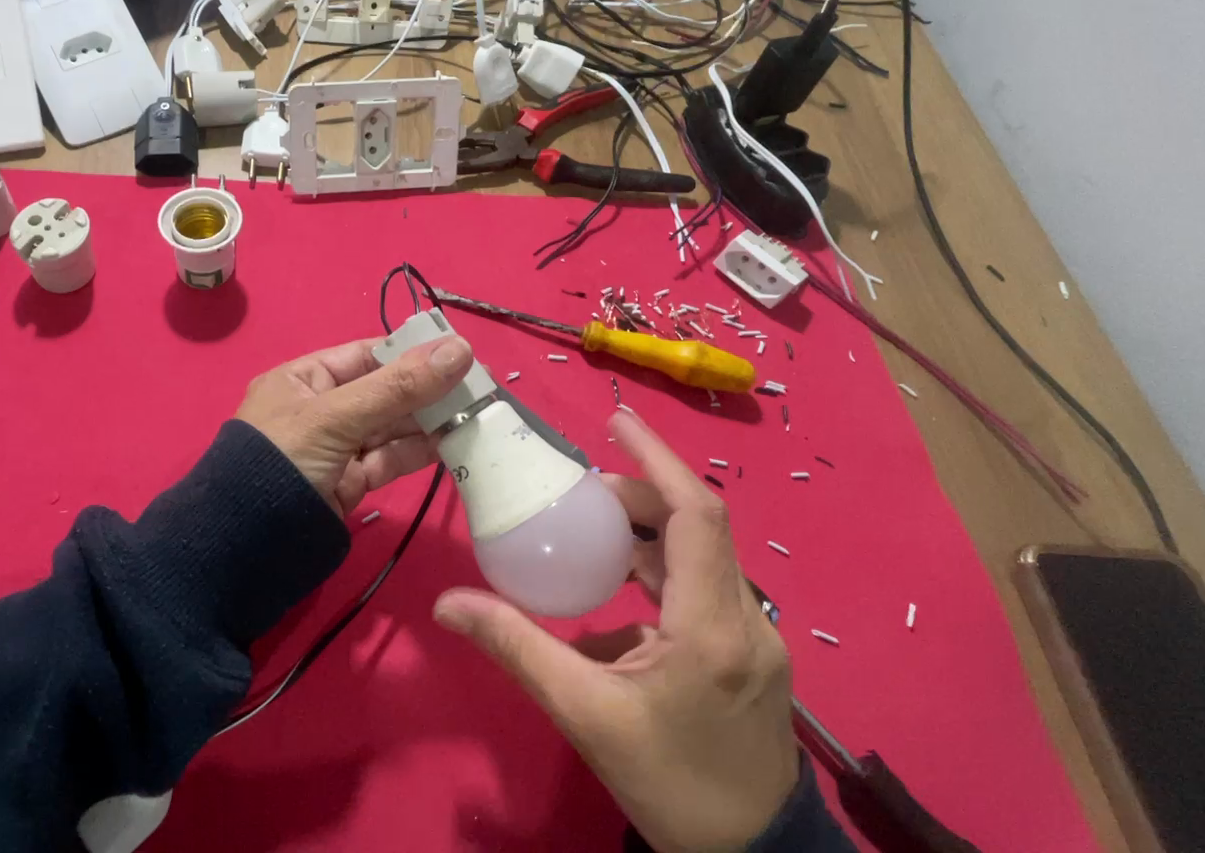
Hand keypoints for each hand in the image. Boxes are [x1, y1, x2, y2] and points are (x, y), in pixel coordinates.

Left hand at [235, 335, 472, 517]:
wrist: (246, 547)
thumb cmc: (284, 461)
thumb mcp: (336, 417)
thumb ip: (399, 387)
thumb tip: (460, 349)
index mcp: (302, 380)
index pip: (364, 356)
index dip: (410, 352)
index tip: (458, 352)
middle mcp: (319, 410)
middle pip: (383, 391)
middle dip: (427, 390)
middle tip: (480, 387)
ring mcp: (335, 448)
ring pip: (391, 427)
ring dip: (430, 422)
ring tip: (476, 413)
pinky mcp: (349, 484)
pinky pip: (389, 460)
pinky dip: (419, 452)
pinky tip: (454, 442)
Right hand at [433, 411, 796, 852]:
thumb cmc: (669, 783)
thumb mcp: (583, 714)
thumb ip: (516, 647)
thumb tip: (448, 603)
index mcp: (712, 628)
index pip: (697, 516)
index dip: (657, 459)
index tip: (616, 420)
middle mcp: (746, 620)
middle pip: (698, 527)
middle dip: (640, 495)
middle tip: (581, 493)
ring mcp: (756, 638)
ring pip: (702, 558)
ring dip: (649, 534)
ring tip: (592, 530)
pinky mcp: (749, 654)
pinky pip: (703, 590)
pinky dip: (659, 573)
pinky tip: (617, 594)